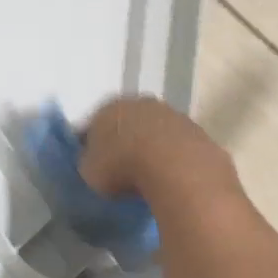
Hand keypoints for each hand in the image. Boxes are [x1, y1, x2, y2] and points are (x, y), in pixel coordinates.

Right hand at [77, 96, 237, 201]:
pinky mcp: (192, 127)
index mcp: (106, 109)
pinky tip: (161, 174)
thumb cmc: (120, 167)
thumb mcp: (88, 172)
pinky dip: (164, 155)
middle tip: (113, 169)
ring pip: (148, 130)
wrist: (173, 165)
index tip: (86, 166)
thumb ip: (86, 163)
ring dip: (143, 147)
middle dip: (117, 142)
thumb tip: (91, 161)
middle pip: (122, 123)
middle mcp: (138, 102)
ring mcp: (168, 112)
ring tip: (139, 175)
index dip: (85, 147)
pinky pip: (170, 142)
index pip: (88, 126)